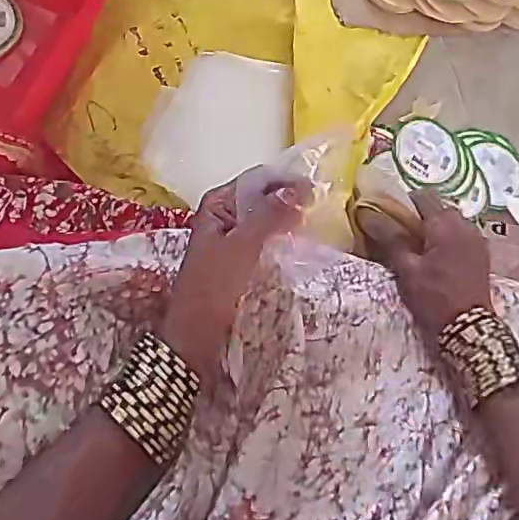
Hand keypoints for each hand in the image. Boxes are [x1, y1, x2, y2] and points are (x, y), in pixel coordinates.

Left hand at [162, 172, 309, 375]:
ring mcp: (234, 239)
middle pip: (264, 199)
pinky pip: (268, 242)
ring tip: (317, 228)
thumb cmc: (213, 289)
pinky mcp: (242, 262)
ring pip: (268, 221)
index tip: (317, 192)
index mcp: (217, 204)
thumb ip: (269, 216)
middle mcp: (225, 216)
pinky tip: (302, 248)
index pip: (258, 179)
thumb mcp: (242, 248)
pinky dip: (285, 241)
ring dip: (290, 223)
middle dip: (291, 202)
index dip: (287, 182)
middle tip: (322, 210)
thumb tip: (301, 190)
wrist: (195, 339)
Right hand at [361, 190, 492, 334]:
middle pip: (440, 209)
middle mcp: (465, 224)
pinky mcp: (483, 253)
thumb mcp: (407, 270)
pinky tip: (439, 256)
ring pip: (453, 222)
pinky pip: (463, 235)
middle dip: (422, 216)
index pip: (423, 197)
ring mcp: (477, 239)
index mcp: (445, 223)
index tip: (392, 214)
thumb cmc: (434, 296)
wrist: (469, 327)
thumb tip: (372, 217)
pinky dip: (450, 239)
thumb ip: (392, 240)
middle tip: (404, 233)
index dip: (406, 202)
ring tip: (421, 246)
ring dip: (437, 228)